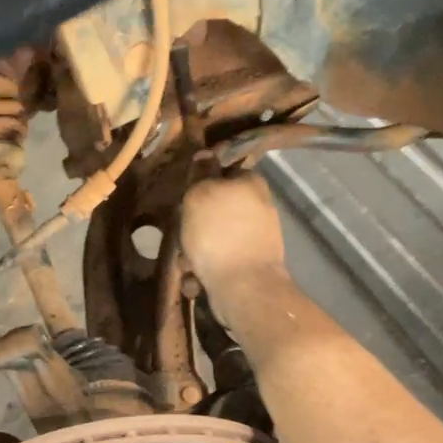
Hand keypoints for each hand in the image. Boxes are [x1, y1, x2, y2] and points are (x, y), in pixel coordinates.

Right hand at [180, 173, 290, 327]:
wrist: (243, 288)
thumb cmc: (218, 235)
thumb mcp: (200, 195)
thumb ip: (200, 174)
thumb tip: (204, 154)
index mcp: (252, 183)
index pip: (221, 173)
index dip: (199, 186)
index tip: (185, 202)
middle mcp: (259, 207)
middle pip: (214, 210)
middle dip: (193, 227)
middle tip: (183, 238)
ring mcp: (256, 239)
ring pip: (213, 238)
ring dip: (194, 252)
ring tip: (188, 265)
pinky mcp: (251, 265)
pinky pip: (219, 262)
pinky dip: (205, 271)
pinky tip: (197, 281)